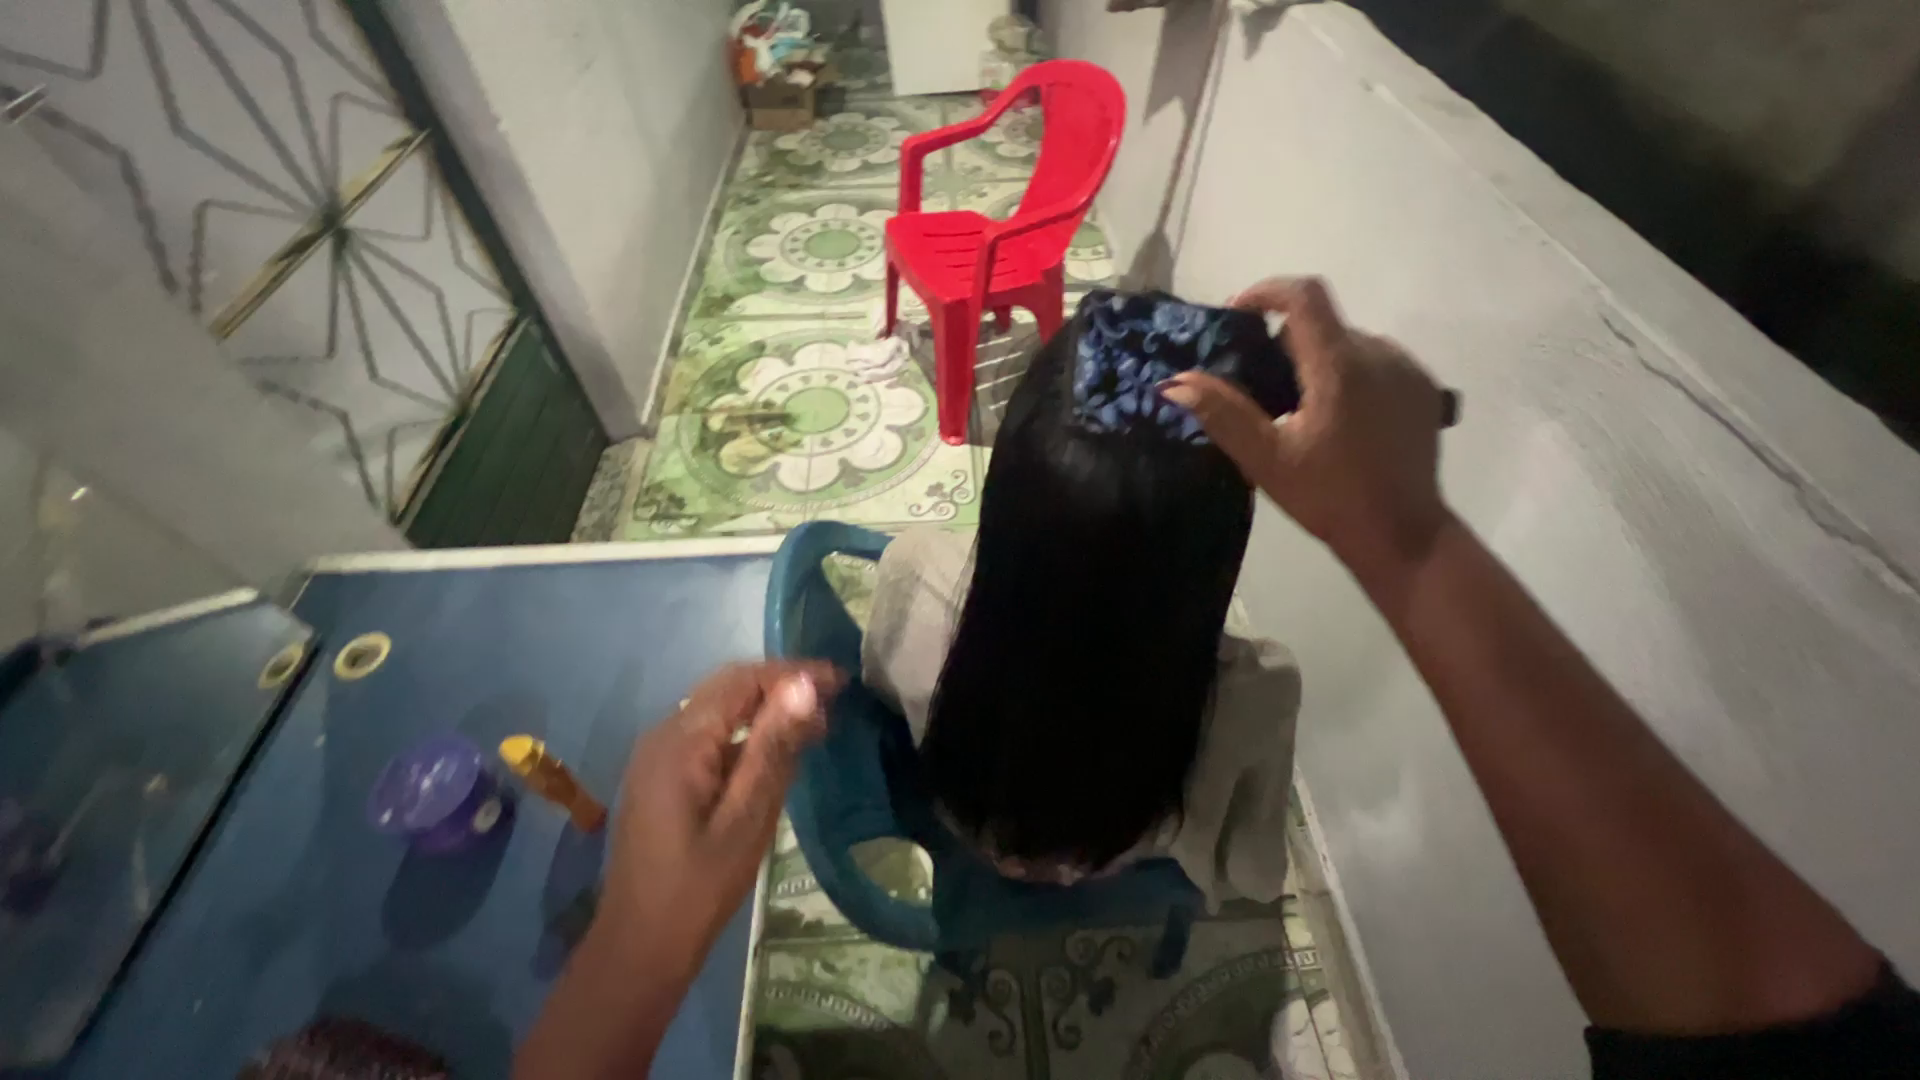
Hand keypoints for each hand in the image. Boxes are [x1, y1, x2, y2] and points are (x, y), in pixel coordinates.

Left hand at [595, 660, 843, 976]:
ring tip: (813, 725)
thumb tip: (805, 685)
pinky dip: (744, 733)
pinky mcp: (660, 776)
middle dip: (781, 685)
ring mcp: (657, 755)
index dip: (793, 673)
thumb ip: (774, 746)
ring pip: (718, 710)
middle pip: (728, 688)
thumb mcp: (748, 815)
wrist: (639, 946)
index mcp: (681, 740)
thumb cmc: (700, 886)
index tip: (841, 683)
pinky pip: (707, 735)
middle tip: (832, 701)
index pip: (743, 680)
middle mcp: (663, 734)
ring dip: (764, 708)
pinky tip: (773, 754)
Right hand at [1160, 276, 1452, 574]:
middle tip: (1260, 388)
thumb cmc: (1328, 497)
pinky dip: (1348, 375)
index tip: (1237, 314)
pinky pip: (1376, 361)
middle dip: (1285, 343)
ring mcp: (1407, 369)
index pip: (1304, 296)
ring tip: (1298, 409)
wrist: (1401, 533)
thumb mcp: (1265, 459)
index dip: (1265, 291)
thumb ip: (1222, 413)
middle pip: (1322, 323)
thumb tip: (1176, 383)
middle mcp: (1379, 353)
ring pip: (1348, 342)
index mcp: (1339, 366)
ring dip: (1317, 361)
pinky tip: (1337, 419)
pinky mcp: (1423, 388)